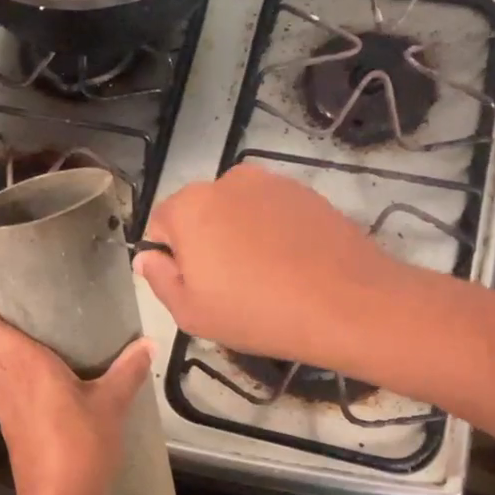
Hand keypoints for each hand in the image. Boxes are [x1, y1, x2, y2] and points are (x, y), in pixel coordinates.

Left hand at [0, 300, 153, 494]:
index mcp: (24, 363)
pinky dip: (3, 372)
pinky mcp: (6, 423)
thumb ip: (127, 370)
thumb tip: (146, 342)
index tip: (6, 288)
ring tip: (24, 336)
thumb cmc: (82, 444)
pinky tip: (29, 376)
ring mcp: (2, 403)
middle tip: (22, 309)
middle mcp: (5, 378)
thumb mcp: (112, 403)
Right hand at [134, 164, 420, 369]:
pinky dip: (270, 234)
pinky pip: (270, 213)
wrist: (346, 303)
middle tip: (225, 287)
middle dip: (203, 243)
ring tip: (261, 278)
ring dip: (237, 237)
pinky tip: (287, 267)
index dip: (170, 259)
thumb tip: (148, 257)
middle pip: (198, 214)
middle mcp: (227, 182)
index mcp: (189, 207)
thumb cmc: (255, 312)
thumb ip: (159, 279)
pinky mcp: (306, 193)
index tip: (191, 287)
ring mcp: (271, 183)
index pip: (159, 225)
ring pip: (235, 212)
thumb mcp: (190, 312)